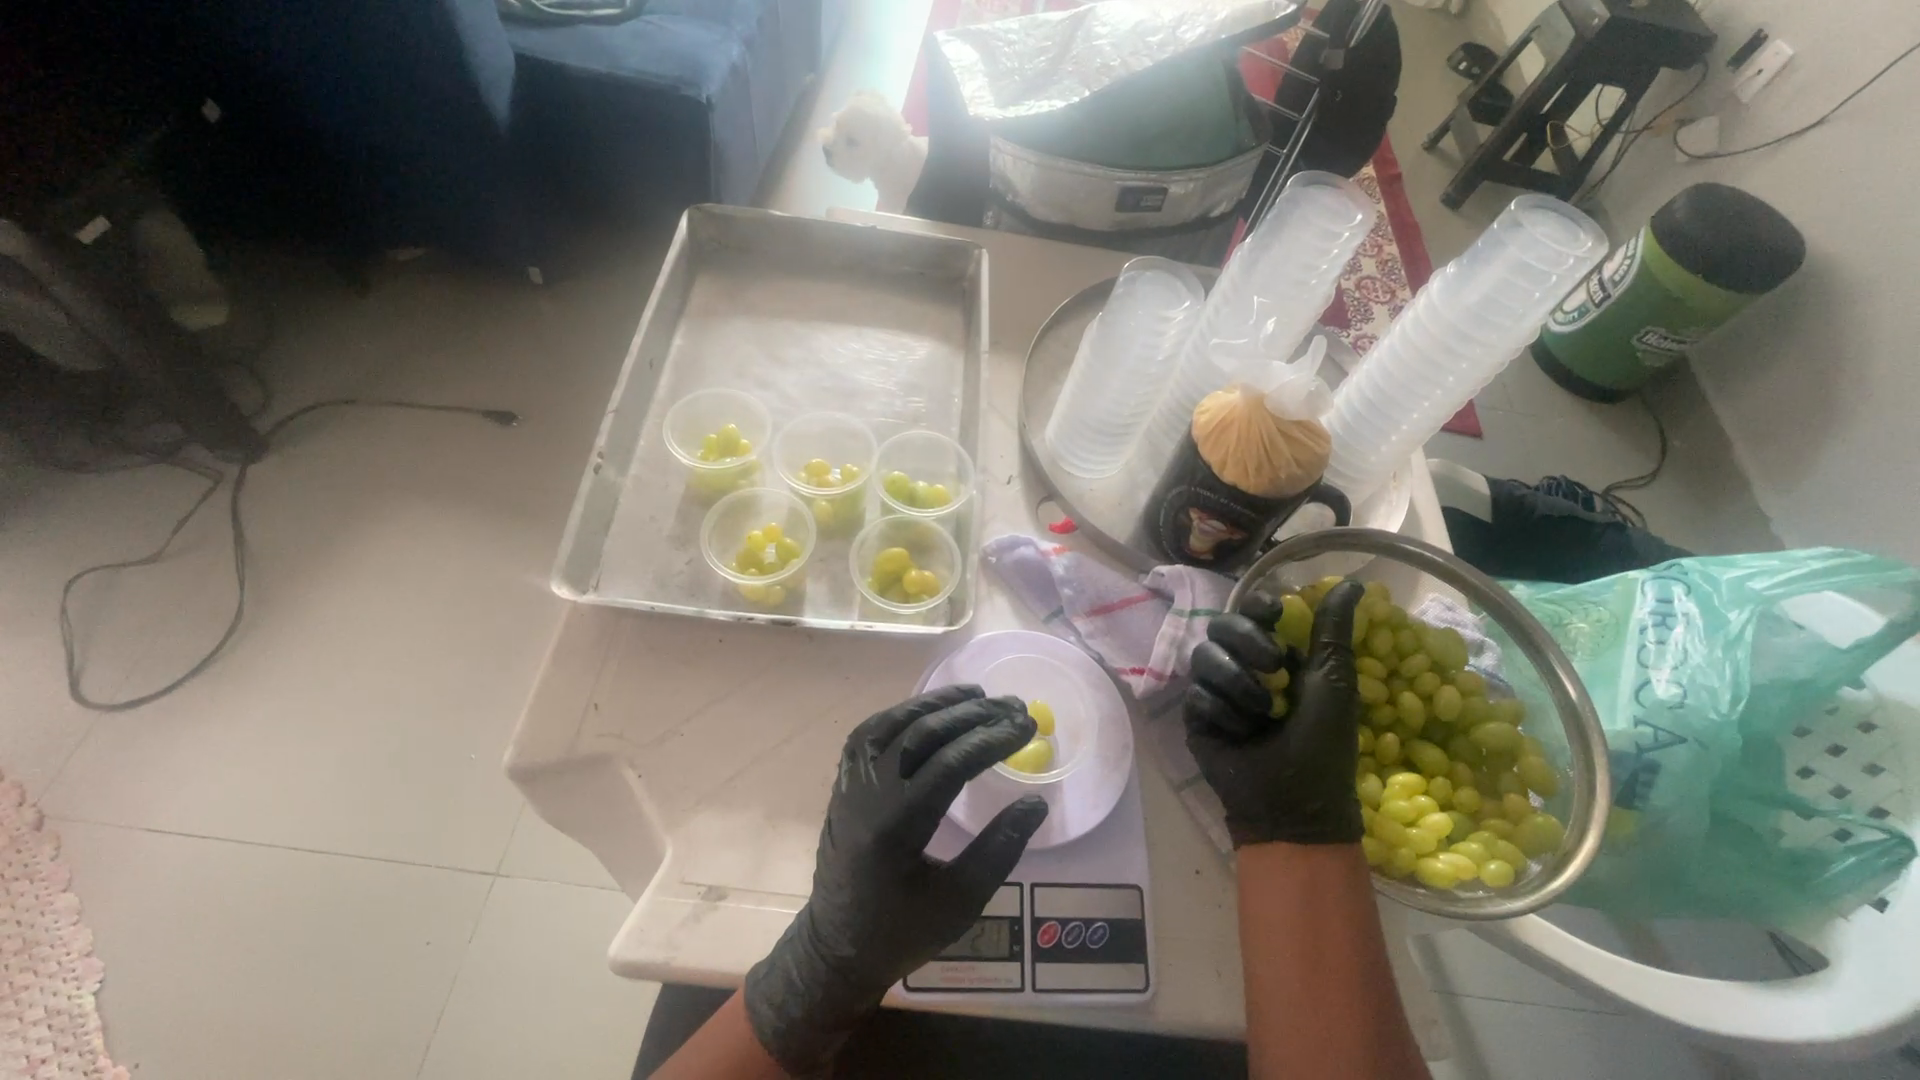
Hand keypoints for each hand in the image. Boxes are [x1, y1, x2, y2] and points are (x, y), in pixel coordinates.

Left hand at [744, 686, 1048, 1074]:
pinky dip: (902, 715)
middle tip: (1014, 706)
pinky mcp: (843, 784)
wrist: (837, 947)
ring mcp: (849, 785)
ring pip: (892, 725)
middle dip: (972, 716)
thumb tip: (1035, 801)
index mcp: (896, 826)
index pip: (949, 763)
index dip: (991, 740)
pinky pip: (870, 734)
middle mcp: (867, 795)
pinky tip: (930, 711)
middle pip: (922, 735)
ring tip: (978, 695)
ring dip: (936, 704)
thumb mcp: (961, 902)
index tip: (1026, 727)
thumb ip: (1000, 848)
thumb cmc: (903, 932)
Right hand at [1185, 581, 1365, 846]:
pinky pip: (1196, 694)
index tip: (1275, 611)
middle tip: (1273, 667)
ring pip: (1203, 657)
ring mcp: (1215, 691)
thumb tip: (1352, 583)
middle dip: (1247, 641)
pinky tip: (1240, 734)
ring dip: (1238, 683)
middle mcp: (1241, 666)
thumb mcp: (1333, 682)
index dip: (1258, 604)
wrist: (1294, 802)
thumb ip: (1332, 631)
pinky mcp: (1195, 717)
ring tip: (1262, 714)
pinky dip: (1223, 712)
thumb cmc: (1323, 745)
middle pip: (1221, 626)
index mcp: (1275, 655)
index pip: (1252, 611)